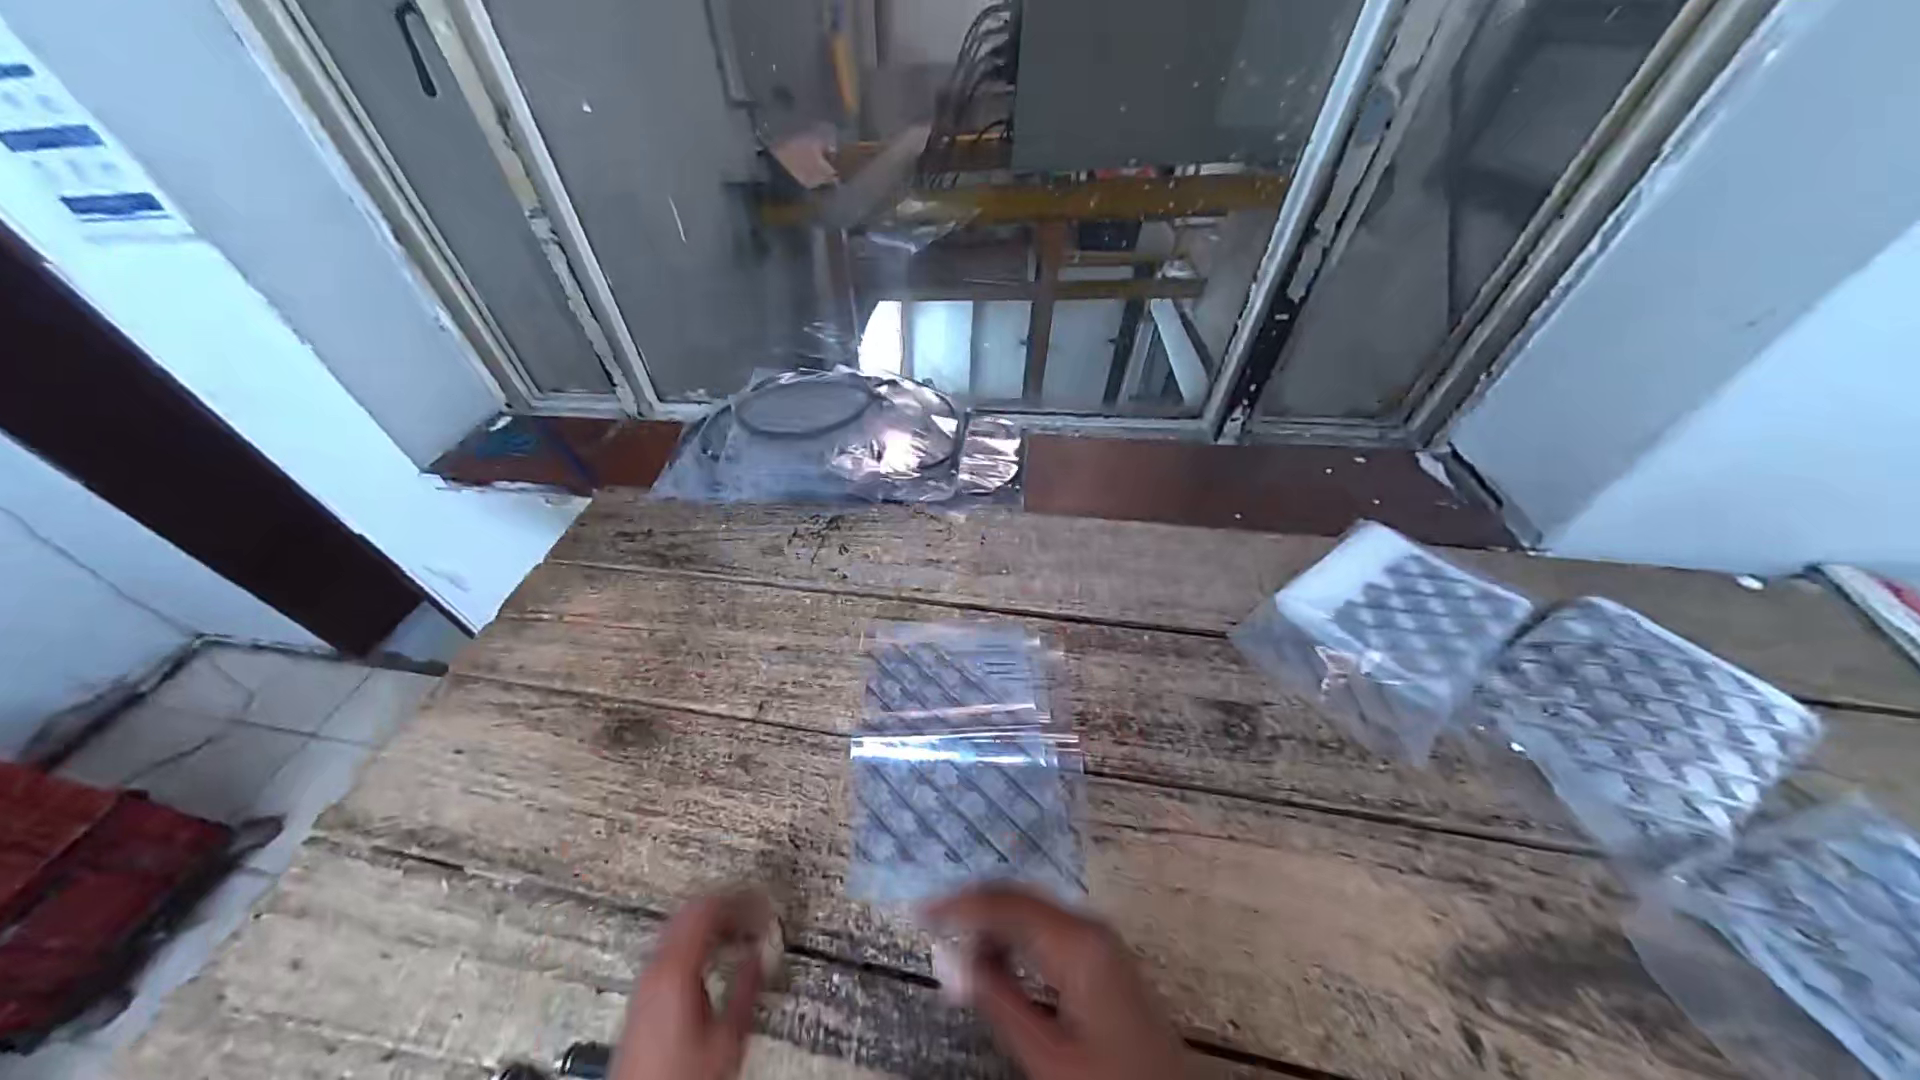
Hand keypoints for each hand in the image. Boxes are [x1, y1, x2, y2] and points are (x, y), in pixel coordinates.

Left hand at [610, 890, 773, 1079]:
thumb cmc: (679, 1076)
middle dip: (727, 905)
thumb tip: (762, 951)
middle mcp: (655, 968)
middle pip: (691, 912)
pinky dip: (698, 938)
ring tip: (740, 928)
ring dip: (712, 921)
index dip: (738, 898)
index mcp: (675, 968)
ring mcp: (646, 980)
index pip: (707, 909)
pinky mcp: (644, 993)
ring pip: (680, 927)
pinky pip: (672, 946)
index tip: (761, 901)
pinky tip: (716, 953)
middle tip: (754, 908)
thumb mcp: (727, 1034)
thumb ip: (747, 985)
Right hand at [923, 886, 1191, 1079]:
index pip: (1005, 902)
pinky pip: (1048, 930)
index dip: (959, 903)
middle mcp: (1089, 925)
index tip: (921, 911)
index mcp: (1077, 940)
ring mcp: (1099, 938)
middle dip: (974, 908)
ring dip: (993, 924)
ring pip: (1032, 911)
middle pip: (1019, 897)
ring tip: (959, 953)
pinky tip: (996, 962)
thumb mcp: (1046, 1054)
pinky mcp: (1101, 956)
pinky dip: (1016, 938)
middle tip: (932, 925)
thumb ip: (996, 1000)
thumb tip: (949, 957)